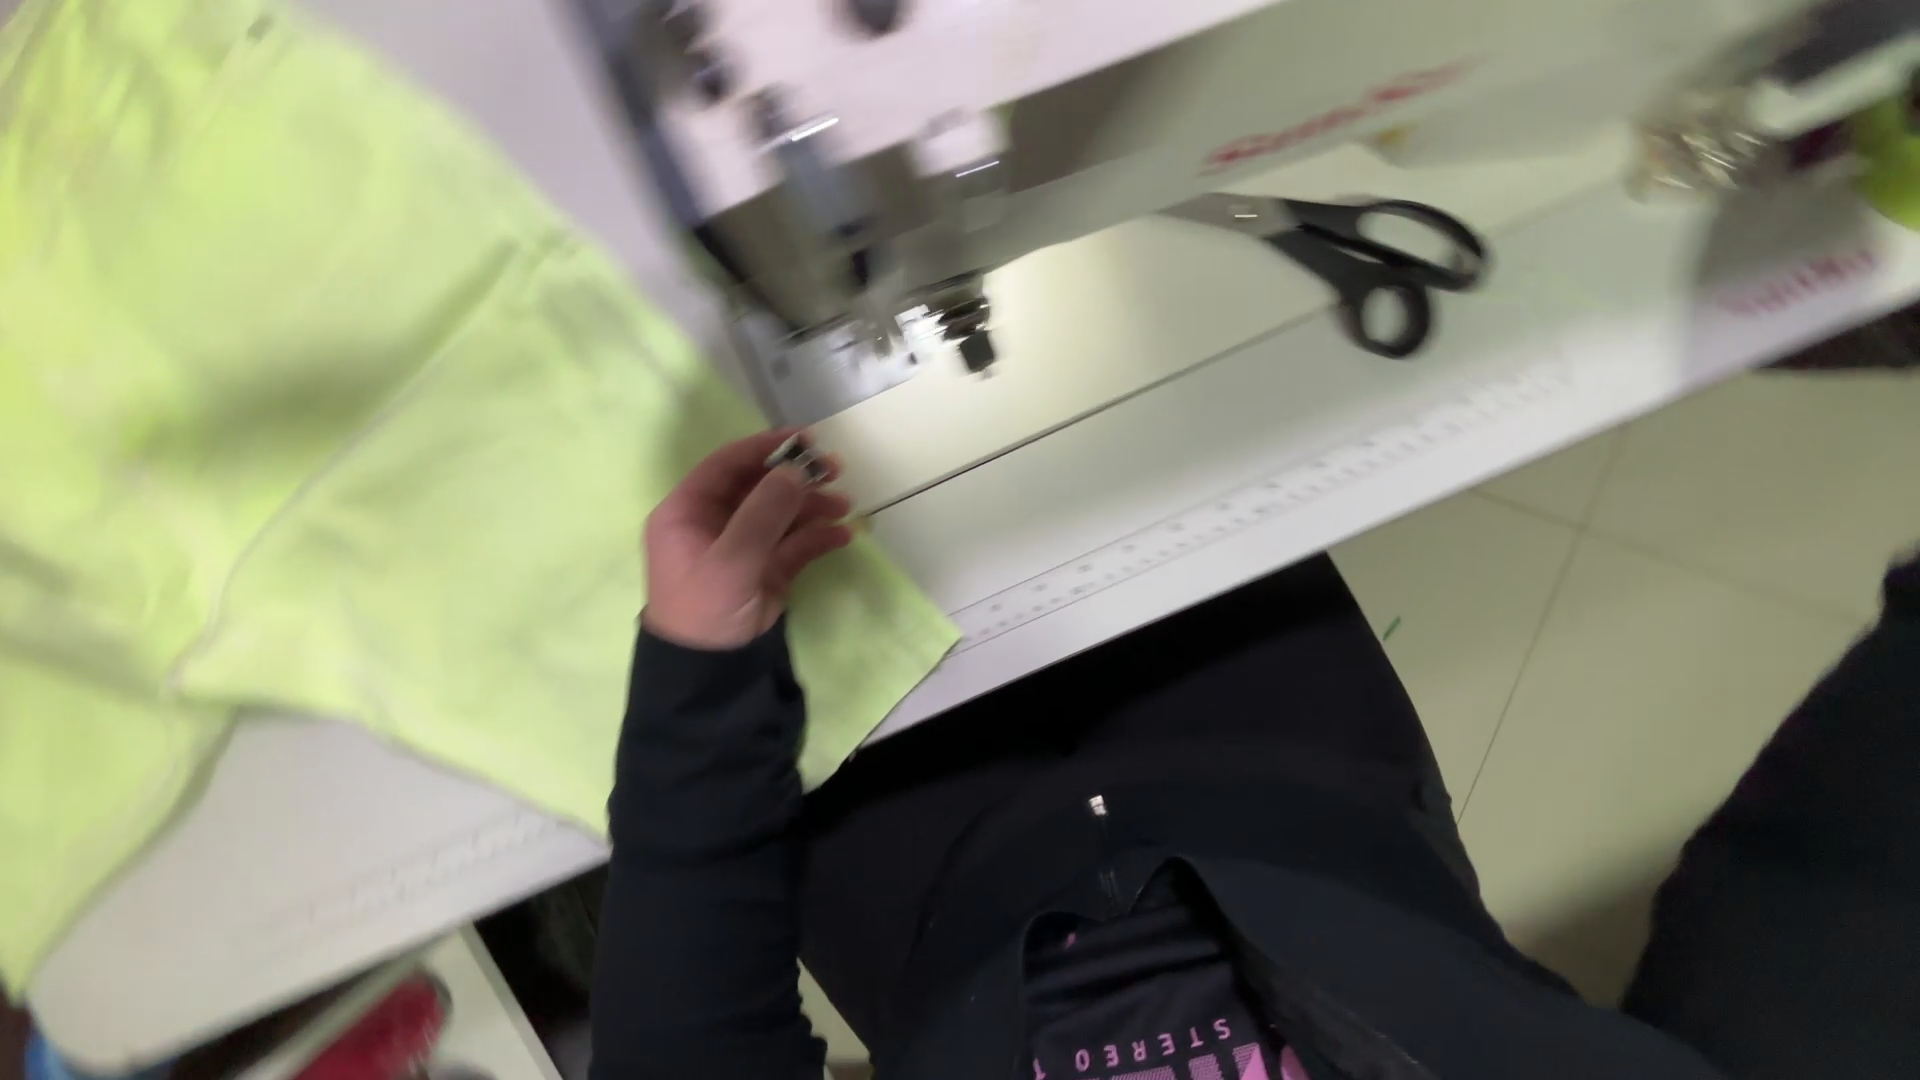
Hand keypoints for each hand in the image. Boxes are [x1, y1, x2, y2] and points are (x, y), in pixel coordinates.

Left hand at [642, 429, 853, 649]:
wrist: (711, 674)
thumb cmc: (705, 609)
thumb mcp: (730, 560)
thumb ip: (763, 513)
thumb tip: (795, 471)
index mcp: (688, 512)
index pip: (726, 466)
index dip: (764, 447)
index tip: (805, 439)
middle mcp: (714, 523)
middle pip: (759, 485)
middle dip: (797, 477)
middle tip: (836, 469)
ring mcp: (744, 546)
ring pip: (782, 512)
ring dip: (813, 505)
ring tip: (845, 506)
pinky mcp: (768, 569)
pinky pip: (796, 543)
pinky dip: (819, 536)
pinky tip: (843, 536)